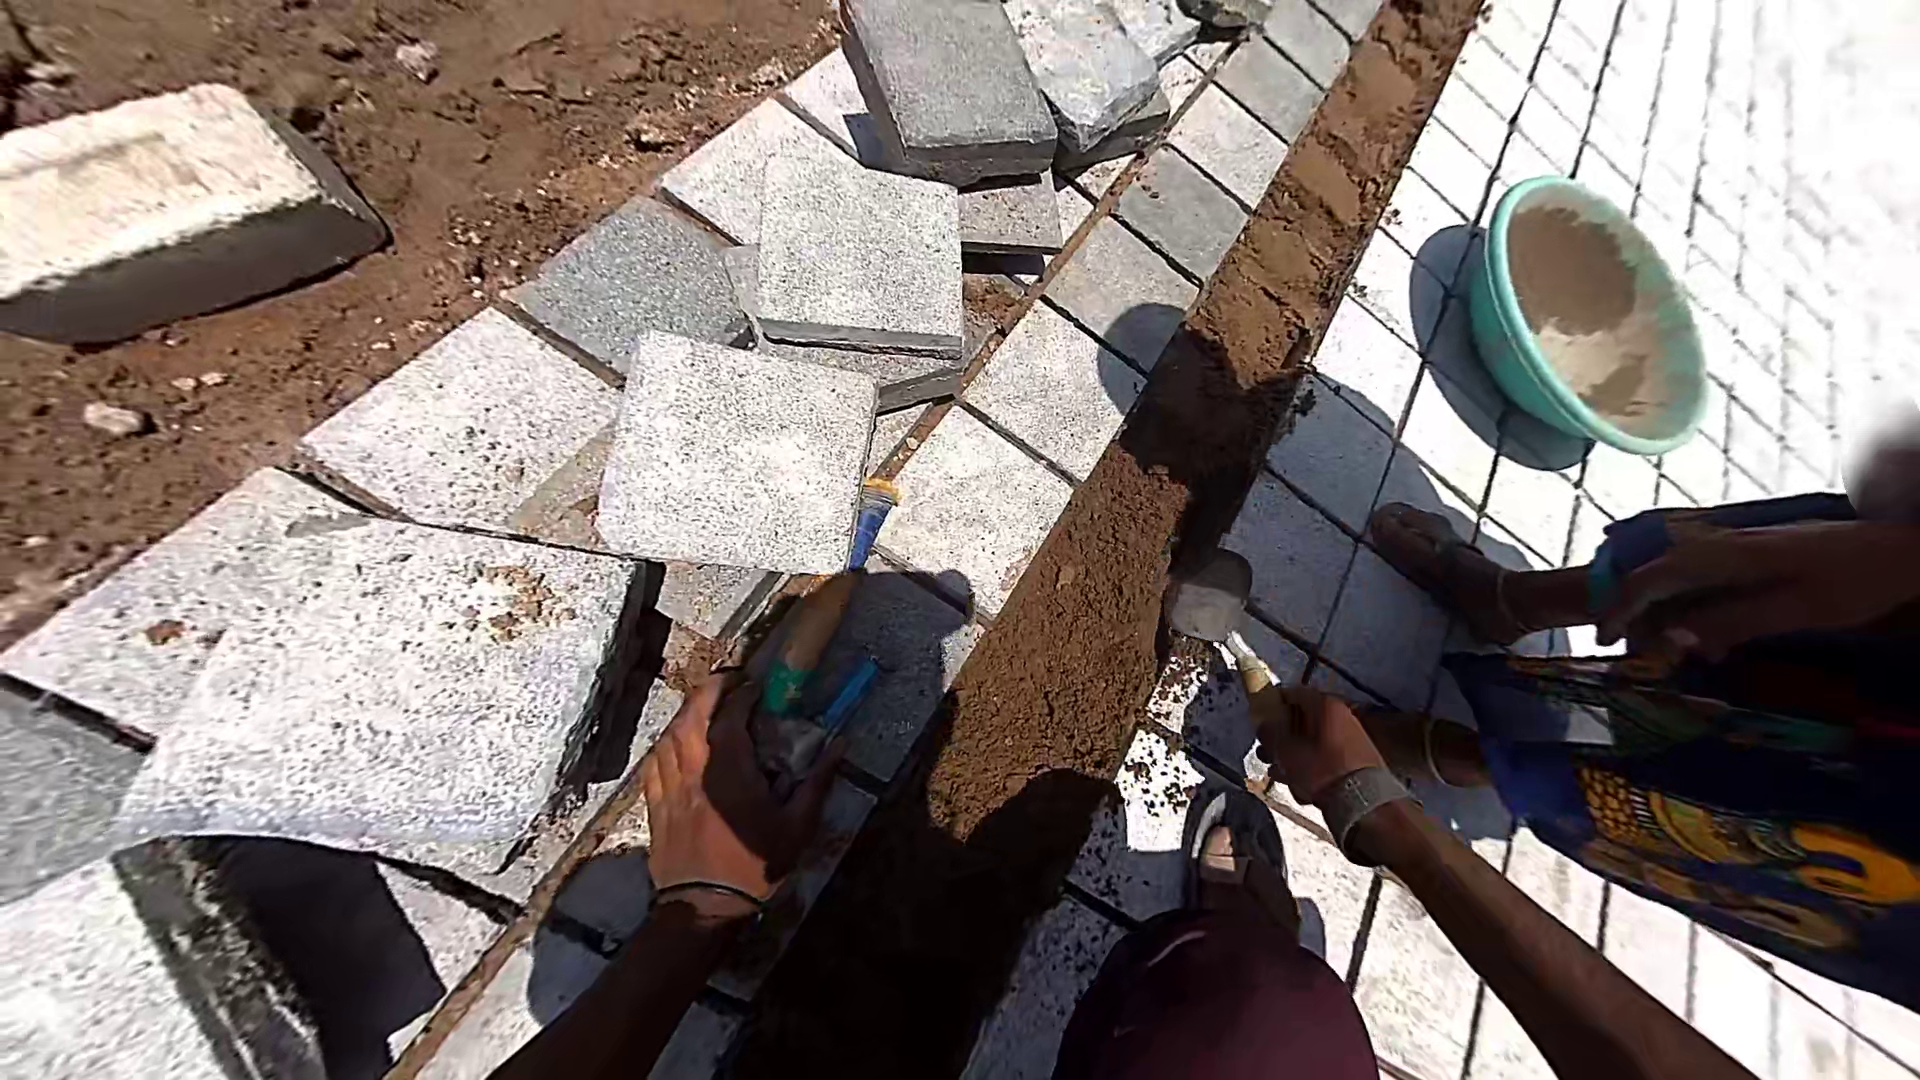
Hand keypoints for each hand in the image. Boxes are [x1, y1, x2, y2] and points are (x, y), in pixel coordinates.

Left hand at [640, 675, 843, 918]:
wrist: (703, 909)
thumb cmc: (755, 865)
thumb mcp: (798, 826)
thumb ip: (818, 781)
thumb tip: (841, 744)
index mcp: (731, 772)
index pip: (731, 717)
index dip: (742, 694)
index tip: (756, 686)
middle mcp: (696, 772)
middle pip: (693, 716)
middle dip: (709, 690)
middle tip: (728, 680)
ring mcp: (671, 788)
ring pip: (670, 735)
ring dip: (687, 712)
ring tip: (705, 704)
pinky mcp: (657, 805)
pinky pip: (654, 761)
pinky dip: (666, 741)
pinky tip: (675, 740)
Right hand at [1253, 685, 1387, 805]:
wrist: (1368, 806)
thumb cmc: (1321, 770)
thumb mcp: (1285, 750)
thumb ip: (1269, 732)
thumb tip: (1263, 725)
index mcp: (1324, 705)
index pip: (1289, 693)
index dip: (1269, 706)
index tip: (1258, 723)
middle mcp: (1341, 716)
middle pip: (1300, 720)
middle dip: (1279, 738)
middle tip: (1266, 754)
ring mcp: (1352, 738)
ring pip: (1311, 741)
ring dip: (1292, 756)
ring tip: (1278, 774)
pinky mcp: (1357, 760)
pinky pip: (1326, 756)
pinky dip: (1311, 766)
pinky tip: (1299, 786)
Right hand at [1596, 520, 1919, 661]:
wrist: (1907, 544)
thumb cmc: (1857, 579)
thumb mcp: (1800, 609)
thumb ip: (1730, 622)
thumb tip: (1670, 640)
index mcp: (1709, 559)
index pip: (1640, 584)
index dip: (1617, 613)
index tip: (1607, 640)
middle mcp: (1702, 548)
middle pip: (1644, 581)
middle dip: (1634, 615)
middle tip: (1641, 648)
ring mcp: (1717, 547)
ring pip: (1665, 581)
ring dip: (1661, 612)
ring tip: (1681, 644)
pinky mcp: (1733, 553)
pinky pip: (1688, 578)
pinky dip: (1683, 603)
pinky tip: (1707, 625)